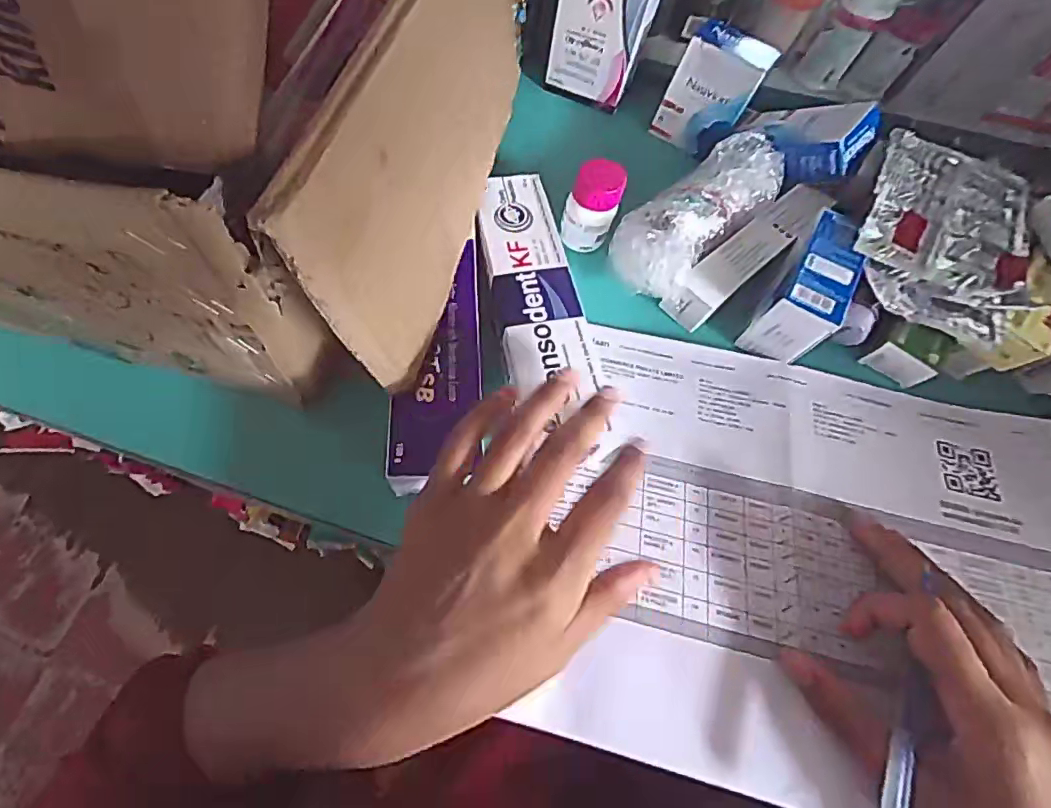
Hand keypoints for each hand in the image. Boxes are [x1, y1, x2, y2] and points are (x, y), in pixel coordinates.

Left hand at [182, 372, 653, 779]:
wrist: (398, 673)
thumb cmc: (486, 669)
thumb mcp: (558, 650)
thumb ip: (605, 601)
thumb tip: (652, 566)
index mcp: (554, 574)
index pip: (604, 506)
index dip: (627, 470)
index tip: (639, 445)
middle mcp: (518, 529)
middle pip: (563, 457)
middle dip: (592, 417)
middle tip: (611, 393)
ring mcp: (473, 507)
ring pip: (516, 438)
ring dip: (545, 401)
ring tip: (568, 376)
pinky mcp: (436, 497)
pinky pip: (463, 442)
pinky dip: (486, 411)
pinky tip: (508, 392)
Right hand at [778, 521, 1050, 807]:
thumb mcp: (906, 788)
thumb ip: (848, 718)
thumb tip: (797, 662)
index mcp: (994, 724)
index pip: (934, 624)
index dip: (882, 607)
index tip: (851, 628)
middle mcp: (1029, 710)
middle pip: (964, 608)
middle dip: (908, 562)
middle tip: (867, 529)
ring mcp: (1046, 718)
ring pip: (990, 625)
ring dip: (939, 585)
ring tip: (899, 558)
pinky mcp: (1049, 729)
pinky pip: (1005, 651)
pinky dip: (966, 619)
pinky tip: (948, 617)